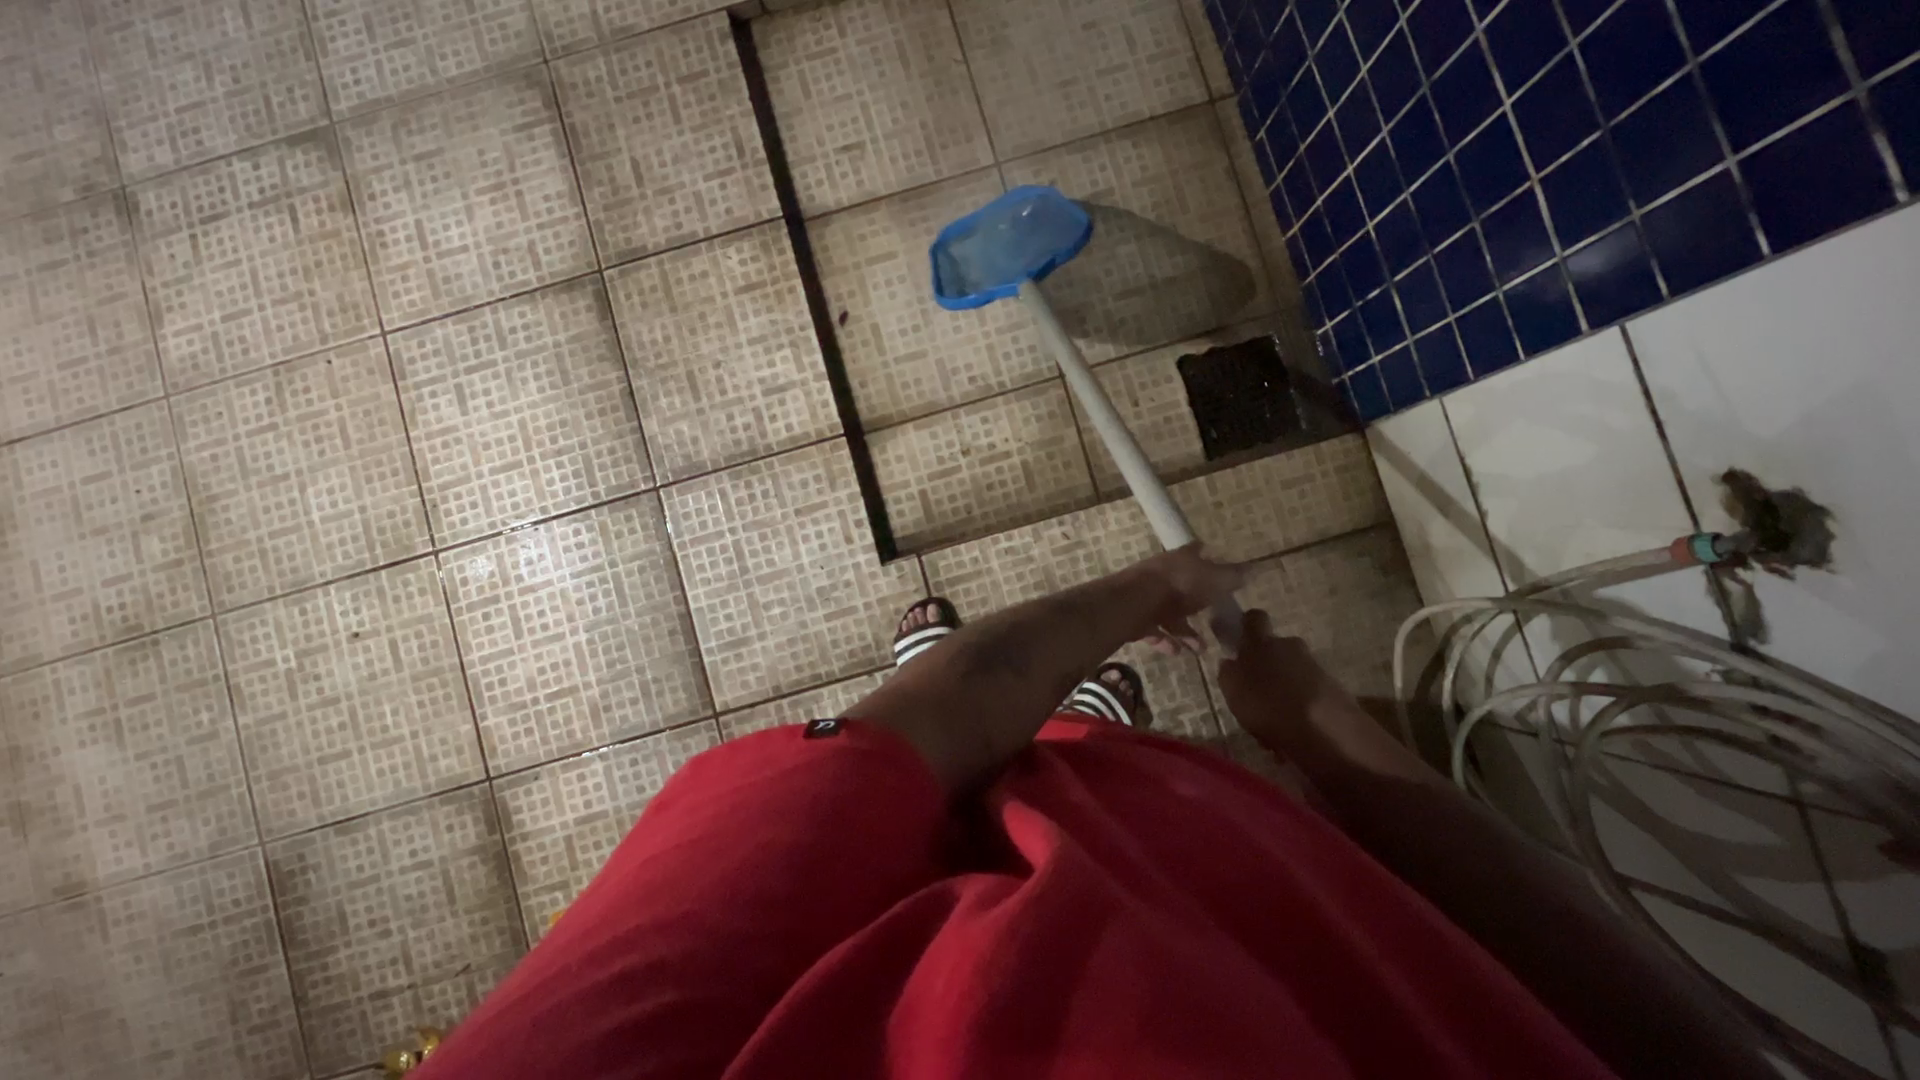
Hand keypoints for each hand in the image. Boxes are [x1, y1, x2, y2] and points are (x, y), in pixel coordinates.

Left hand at [1128, 544, 1243, 651]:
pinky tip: (1179, 651)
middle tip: (1215, 620)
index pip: (1196, 552)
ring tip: (1200, 648)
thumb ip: (1232, 577)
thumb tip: (1255, 569)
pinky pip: (1154, 629)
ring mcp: (1145, 594)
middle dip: (1198, 604)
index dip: (1208, 558)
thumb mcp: (1214, 580)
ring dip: (1185, 630)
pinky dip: (1166, 641)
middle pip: (1182, 586)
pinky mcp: (1134, 616)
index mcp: (1181, 559)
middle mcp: (1162, 573)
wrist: (1134, 603)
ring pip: (1169, 612)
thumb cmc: (1179, 587)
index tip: (1220, 568)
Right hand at [1216, 609, 1353, 747]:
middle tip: (1257, 691)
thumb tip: (1230, 662)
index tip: (1240, 640)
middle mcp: (1290, 646)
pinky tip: (1293, 730)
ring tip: (1275, 720)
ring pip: (1293, 672)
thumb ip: (1228, 673)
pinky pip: (1309, 692)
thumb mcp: (1233, 691)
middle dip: (1268, 664)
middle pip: (1276, 648)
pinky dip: (1301, 705)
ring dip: (1285, 688)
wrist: (1324, 729)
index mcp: (1262, 643)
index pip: (1253, 618)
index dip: (1246, 625)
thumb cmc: (1267, 705)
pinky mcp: (1334, 688)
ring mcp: (1315, 666)